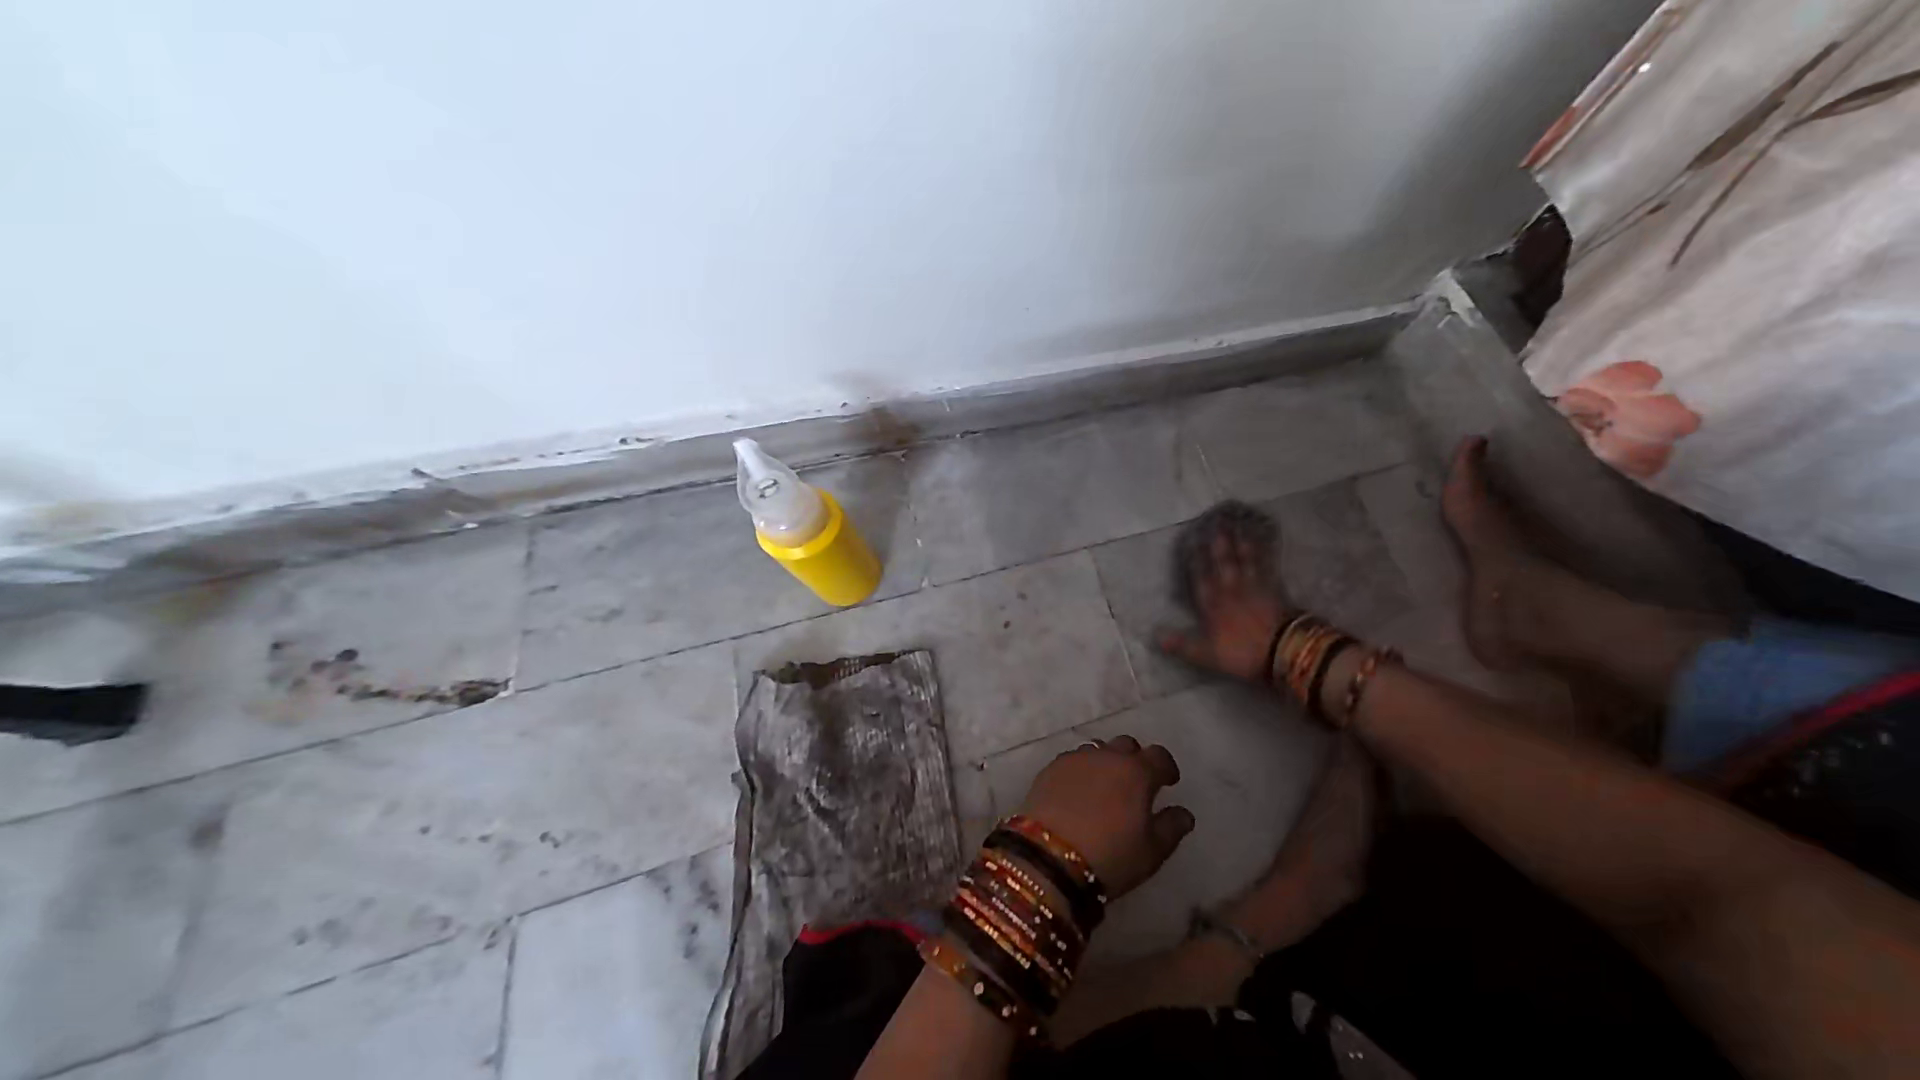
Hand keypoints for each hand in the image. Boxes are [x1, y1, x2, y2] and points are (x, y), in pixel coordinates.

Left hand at [1017, 736, 1194, 896]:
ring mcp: (1074, 760)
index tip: (1168, 782)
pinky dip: (1081, 771)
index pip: (1159, 756)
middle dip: (1135, 760)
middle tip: (1136, 784)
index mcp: (1136, 772)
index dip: (1166, 767)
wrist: (1048, 858)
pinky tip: (1078, 793)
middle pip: (1126, 746)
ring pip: (1097, 750)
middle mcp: (1105, 756)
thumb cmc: (1110, 855)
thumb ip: (1172, 827)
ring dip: (1106, 763)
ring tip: (1105, 788)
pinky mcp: (1049, 769)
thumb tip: (1183, 813)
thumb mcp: (1152, 851)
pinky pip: (1072, 761)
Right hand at [1158, 510, 1287, 682]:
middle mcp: (1231, 590)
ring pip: (1245, 560)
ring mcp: (1255, 588)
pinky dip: (1266, 553)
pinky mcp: (1276, 590)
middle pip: (1223, 563)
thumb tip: (1154, 635)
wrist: (1284, 650)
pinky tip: (1267, 542)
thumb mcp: (1206, 654)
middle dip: (1218, 543)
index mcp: (1213, 605)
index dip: (1195, 559)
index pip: (1201, 578)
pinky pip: (1268, 566)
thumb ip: (1181, 643)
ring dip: (1241, 542)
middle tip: (1216, 521)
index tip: (1190, 540)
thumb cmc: (1242, 652)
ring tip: (1239, 524)